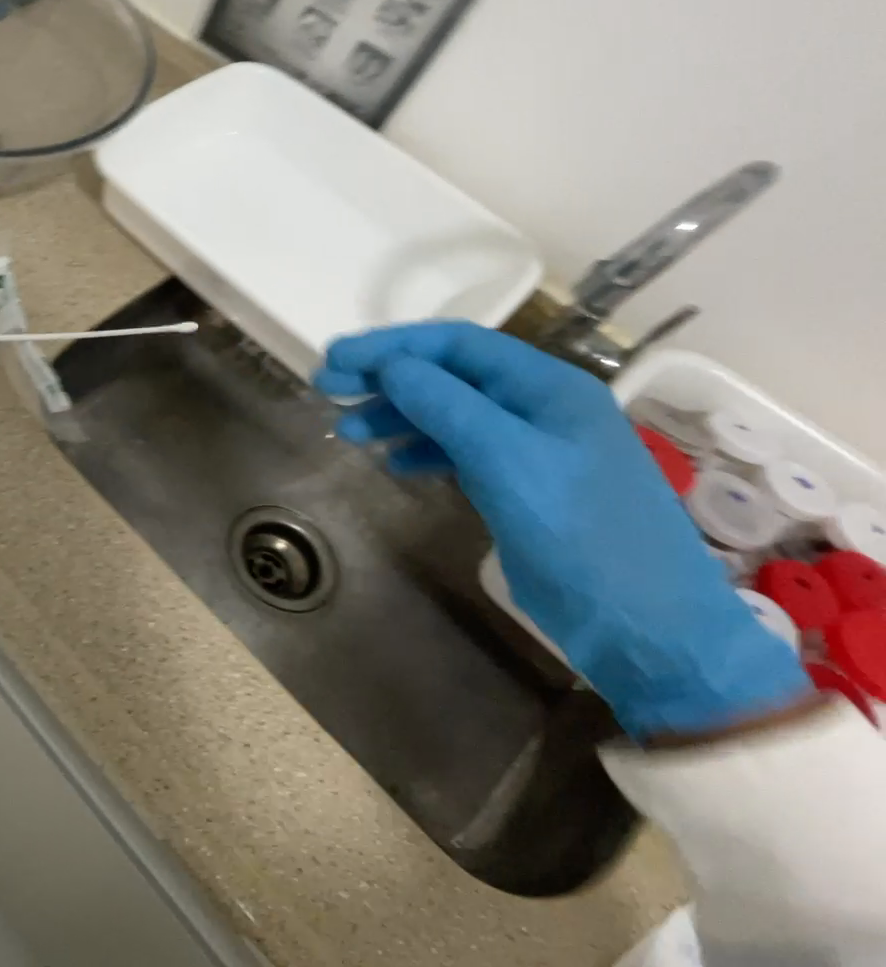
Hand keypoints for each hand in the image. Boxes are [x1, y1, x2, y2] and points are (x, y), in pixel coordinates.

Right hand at [315, 322, 810, 738]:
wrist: (639, 621)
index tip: (335, 359)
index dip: (392, 346)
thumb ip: (446, 405)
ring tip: (347, 431)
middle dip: (386, 377)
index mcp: (546, 387)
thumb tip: (390, 366)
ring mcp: (530, 448)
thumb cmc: (576, 532)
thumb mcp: (506, 458)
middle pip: (449, 375)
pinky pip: (458, 451)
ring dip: (395, 415)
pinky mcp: (519, 486)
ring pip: (448, 413)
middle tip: (326, 389)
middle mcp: (537, 408)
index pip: (457, 345)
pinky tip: (393, 463)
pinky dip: (419, 450)